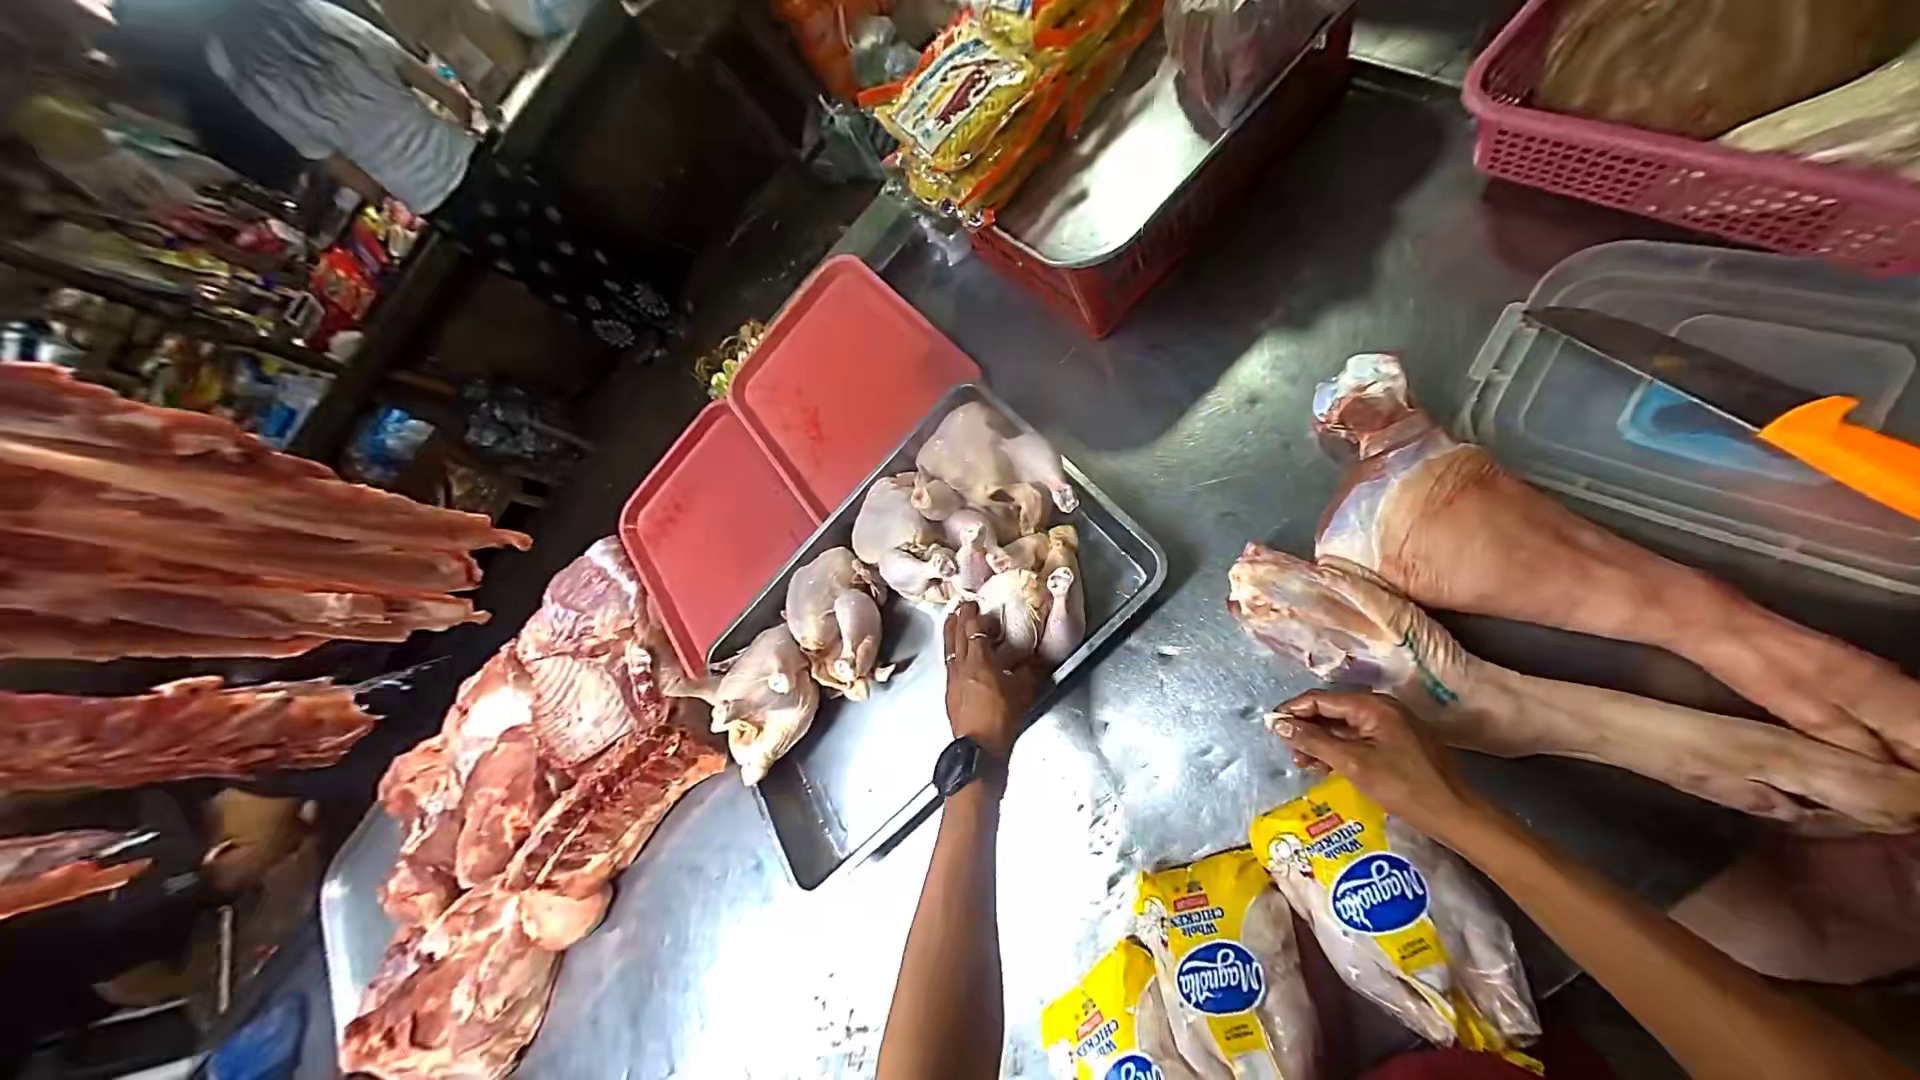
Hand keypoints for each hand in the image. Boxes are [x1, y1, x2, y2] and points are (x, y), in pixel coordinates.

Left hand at [944, 602, 1035, 761]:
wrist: (979, 748)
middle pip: (956, 633)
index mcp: (980, 660)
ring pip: (948, 646)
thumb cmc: (1002, 718)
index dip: (975, 614)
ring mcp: (952, 678)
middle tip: (962, 605)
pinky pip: (948, 663)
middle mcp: (962, 665)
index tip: (978, 606)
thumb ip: (1029, 671)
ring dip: (950, 630)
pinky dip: (950, 650)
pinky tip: (954, 653)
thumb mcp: (1023, 691)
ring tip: (951, 620)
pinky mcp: (949, 692)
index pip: (973, 628)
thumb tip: (1035, 659)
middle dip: (959, 616)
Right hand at [1268, 690, 1485, 838]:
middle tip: (1287, 748)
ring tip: (1303, 759)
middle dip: (1306, 727)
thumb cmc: (1404, 787)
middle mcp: (1382, 707)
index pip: (1320, 699)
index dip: (1292, 711)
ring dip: (1321, 739)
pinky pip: (1359, 736)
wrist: (1458, 815)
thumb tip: (1277, 724)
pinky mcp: (1398, 741)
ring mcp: (1392, 724)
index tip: (1271, 726)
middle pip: (1332, 710)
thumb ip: (1312, 740)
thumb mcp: (1352, 763)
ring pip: (1344, 725)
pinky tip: (1327, 763)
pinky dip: (1340, 747)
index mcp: (1372, 706)